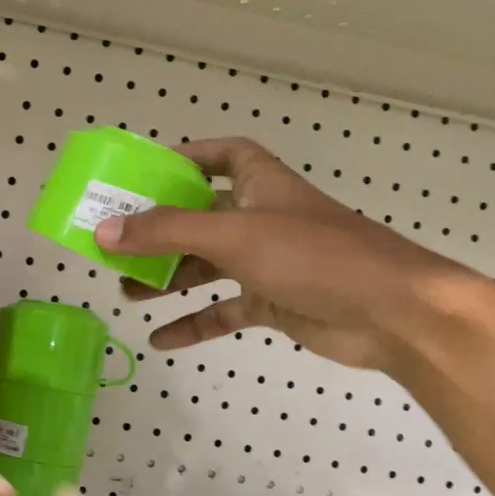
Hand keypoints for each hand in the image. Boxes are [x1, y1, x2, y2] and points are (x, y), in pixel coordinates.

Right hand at [96, 137, 480, 371]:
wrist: (391, 312)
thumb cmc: (314, 256)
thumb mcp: (233, 236)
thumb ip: (166, 232)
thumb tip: (103, 231)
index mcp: (261, 186)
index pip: (224, 156)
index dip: (188, 157)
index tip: (146, 172)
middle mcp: (262, 219)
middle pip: (201, 218)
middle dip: (159, 232)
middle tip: (117, 247)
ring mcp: (269, 263)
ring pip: (207, 266)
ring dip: (169, 279)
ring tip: (127, 293)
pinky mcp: (274, 302)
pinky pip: (224, 310)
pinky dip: (194, 323)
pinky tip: (160, 339)